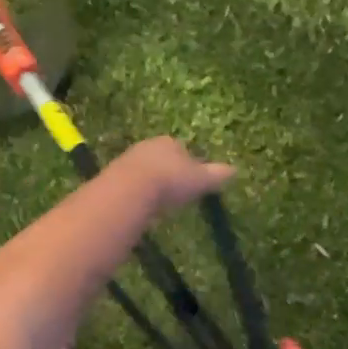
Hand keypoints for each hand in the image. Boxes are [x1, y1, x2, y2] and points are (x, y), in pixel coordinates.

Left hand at [109, 137, 234, 213]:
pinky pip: (130, 184)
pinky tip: (142, 205)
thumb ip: (216, 175)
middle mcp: (146, 146)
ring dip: (151, 182)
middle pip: (161, 158)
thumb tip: (235, 170)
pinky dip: (138, 192)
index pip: (182, 148)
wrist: (129, 189)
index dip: (189, 163)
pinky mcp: (113, 177)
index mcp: (169, 142)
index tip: (194, 178)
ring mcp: (127, 160)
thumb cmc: (170, 180)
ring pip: (144, 170)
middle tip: (176, 190)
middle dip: (168, 171)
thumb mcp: (200, 179)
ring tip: (160, 201)